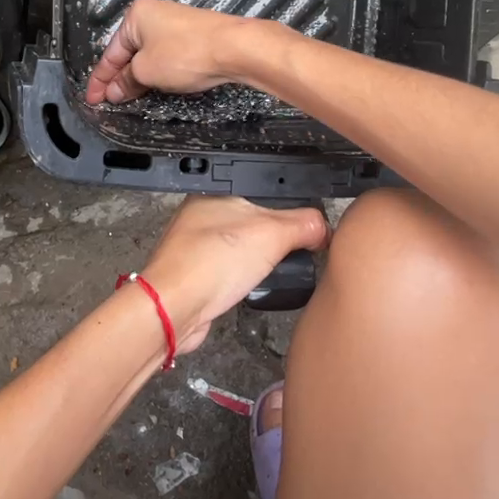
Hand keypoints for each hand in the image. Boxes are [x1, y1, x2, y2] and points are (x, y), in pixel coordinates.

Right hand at [85, 0, 267, 105]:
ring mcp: (176, 24)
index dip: (100, 79)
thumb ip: (126, 81)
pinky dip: (159, 72)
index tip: (92, 98)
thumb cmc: (187, 52)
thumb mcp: (146, 71)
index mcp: (136, 15)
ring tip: (131, 97)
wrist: (234, 48)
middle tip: (110, 101)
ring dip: (140, 76)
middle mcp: (155, 14)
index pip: (110, 52)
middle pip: (129, 52)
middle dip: (119, 77)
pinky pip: (167, 56)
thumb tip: (115, 91)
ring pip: (149, 55)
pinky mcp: (194, 36)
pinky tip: (158, 86)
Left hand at [135, 196, 327, 354]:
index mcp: (215, 191)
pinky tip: (248, 285)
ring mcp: (197, 243)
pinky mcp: (197, 272)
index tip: (306, 226)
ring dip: (259, 260)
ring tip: (268, 270)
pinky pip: (230, 269)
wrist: (176, 308)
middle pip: (254, 219)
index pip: (261, 190)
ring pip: (243, 246)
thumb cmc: (210, 263)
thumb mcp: (272, 234)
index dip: (287, 207)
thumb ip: (303, 225)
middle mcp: (203, 214)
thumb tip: (323, 227)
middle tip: (289, 251)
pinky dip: (243, 278)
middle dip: (275, 237)